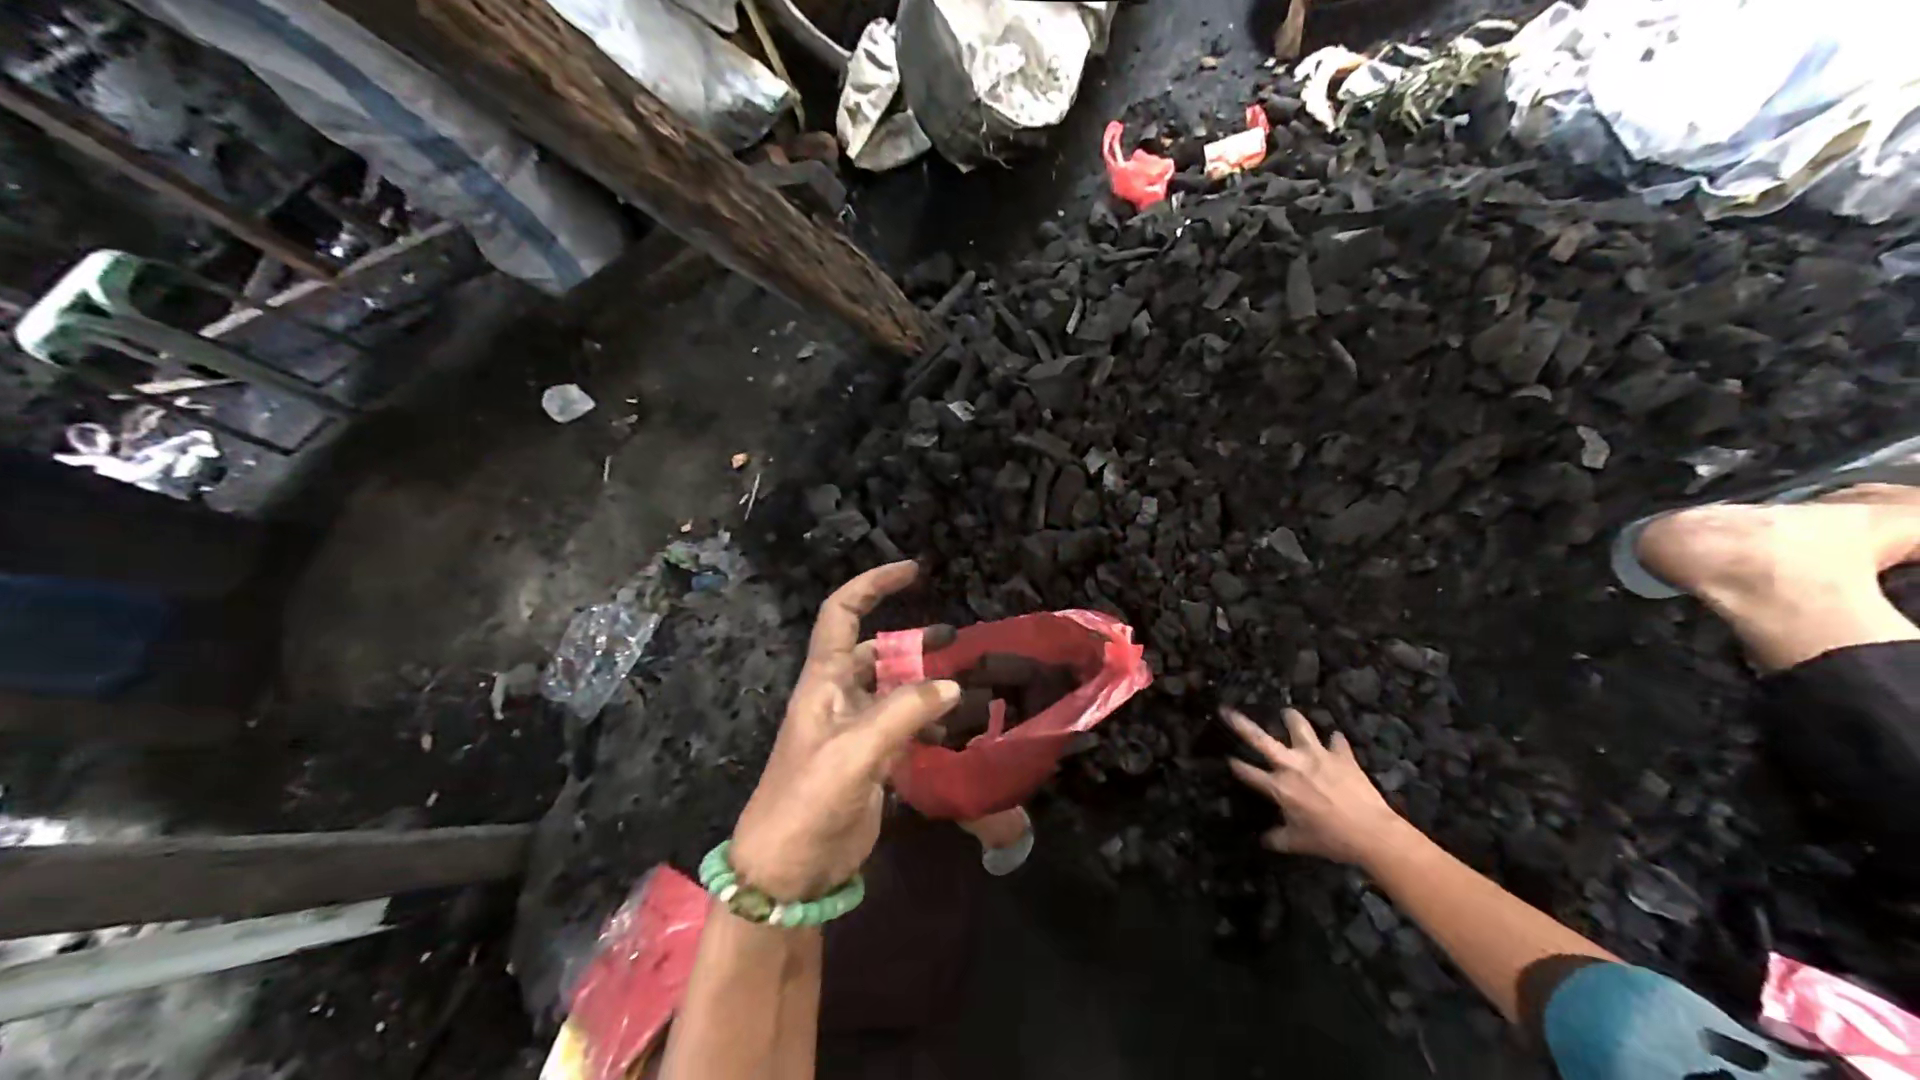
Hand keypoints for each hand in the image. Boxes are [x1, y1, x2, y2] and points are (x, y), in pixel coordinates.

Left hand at [730, 562, 961, 902]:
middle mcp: (838, 696)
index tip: (913, 571)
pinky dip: (928, 720)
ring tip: (967, 685)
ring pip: (894, 690)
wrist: (788, 870)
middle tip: (957, 643)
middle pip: (875, 651)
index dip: (872, 585)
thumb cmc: (808, 801)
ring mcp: (854, 729)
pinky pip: (903, 726)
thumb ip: (903, 713)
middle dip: (913, 642)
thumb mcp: (854, 753)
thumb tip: (952, 686)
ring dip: (925, 683)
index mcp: (823, 681)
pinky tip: (955, 728)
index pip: (841, 613)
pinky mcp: (869, 760)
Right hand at [1222, 706, 1411, 866]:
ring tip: (1288, 714)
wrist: (1372, 833)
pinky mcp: (1342, 756)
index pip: (1248, 772)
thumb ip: (1278, 839)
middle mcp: (1292, 765)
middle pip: (1261, 739)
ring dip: (1292, 719)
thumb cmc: (1331, 839)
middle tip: (1228, 711)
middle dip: (1241, 724)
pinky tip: (1335, 740)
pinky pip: (1337, 741)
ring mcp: (1318, 756)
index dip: (1236, 766)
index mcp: (1279, 787)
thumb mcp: (1298, 843)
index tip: (1228, 759)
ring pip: (1300, 727)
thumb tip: (1263, 841)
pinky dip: (1335, 741)